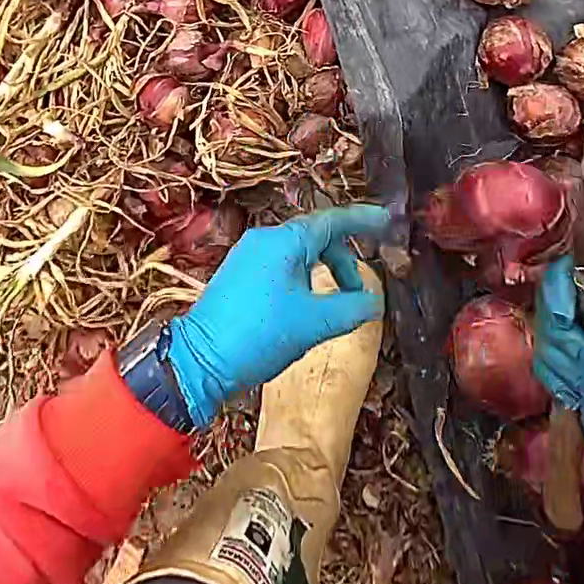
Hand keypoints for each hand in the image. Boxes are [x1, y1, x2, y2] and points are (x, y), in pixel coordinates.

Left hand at [166, 204, 388, 425]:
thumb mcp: (314, 323)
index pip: (333, 221)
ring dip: (323, 275)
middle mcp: (265, 240)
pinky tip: (306, 308)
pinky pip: (282, 267)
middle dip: (343, 263)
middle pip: (317, 239)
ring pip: (299, 254)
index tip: (387, 220)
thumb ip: (353, 308)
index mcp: (284, 241)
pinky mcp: (239, 275)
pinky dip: (303, 280)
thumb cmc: (258, 335)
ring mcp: (248, 256)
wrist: (197, 364)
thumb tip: (373, 301)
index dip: (363, 220)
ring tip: (332, 307)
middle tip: (359, 294)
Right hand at [533, 229, 583, 548]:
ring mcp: (583, 346)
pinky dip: (558, 382)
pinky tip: (577, 394)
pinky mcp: (571, 372)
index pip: (565, 273)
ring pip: (545, 336)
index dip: (559, 293)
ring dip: (561, 364)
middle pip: (550, 306)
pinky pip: (544, 364)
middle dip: (562, 336)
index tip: (570, 315)